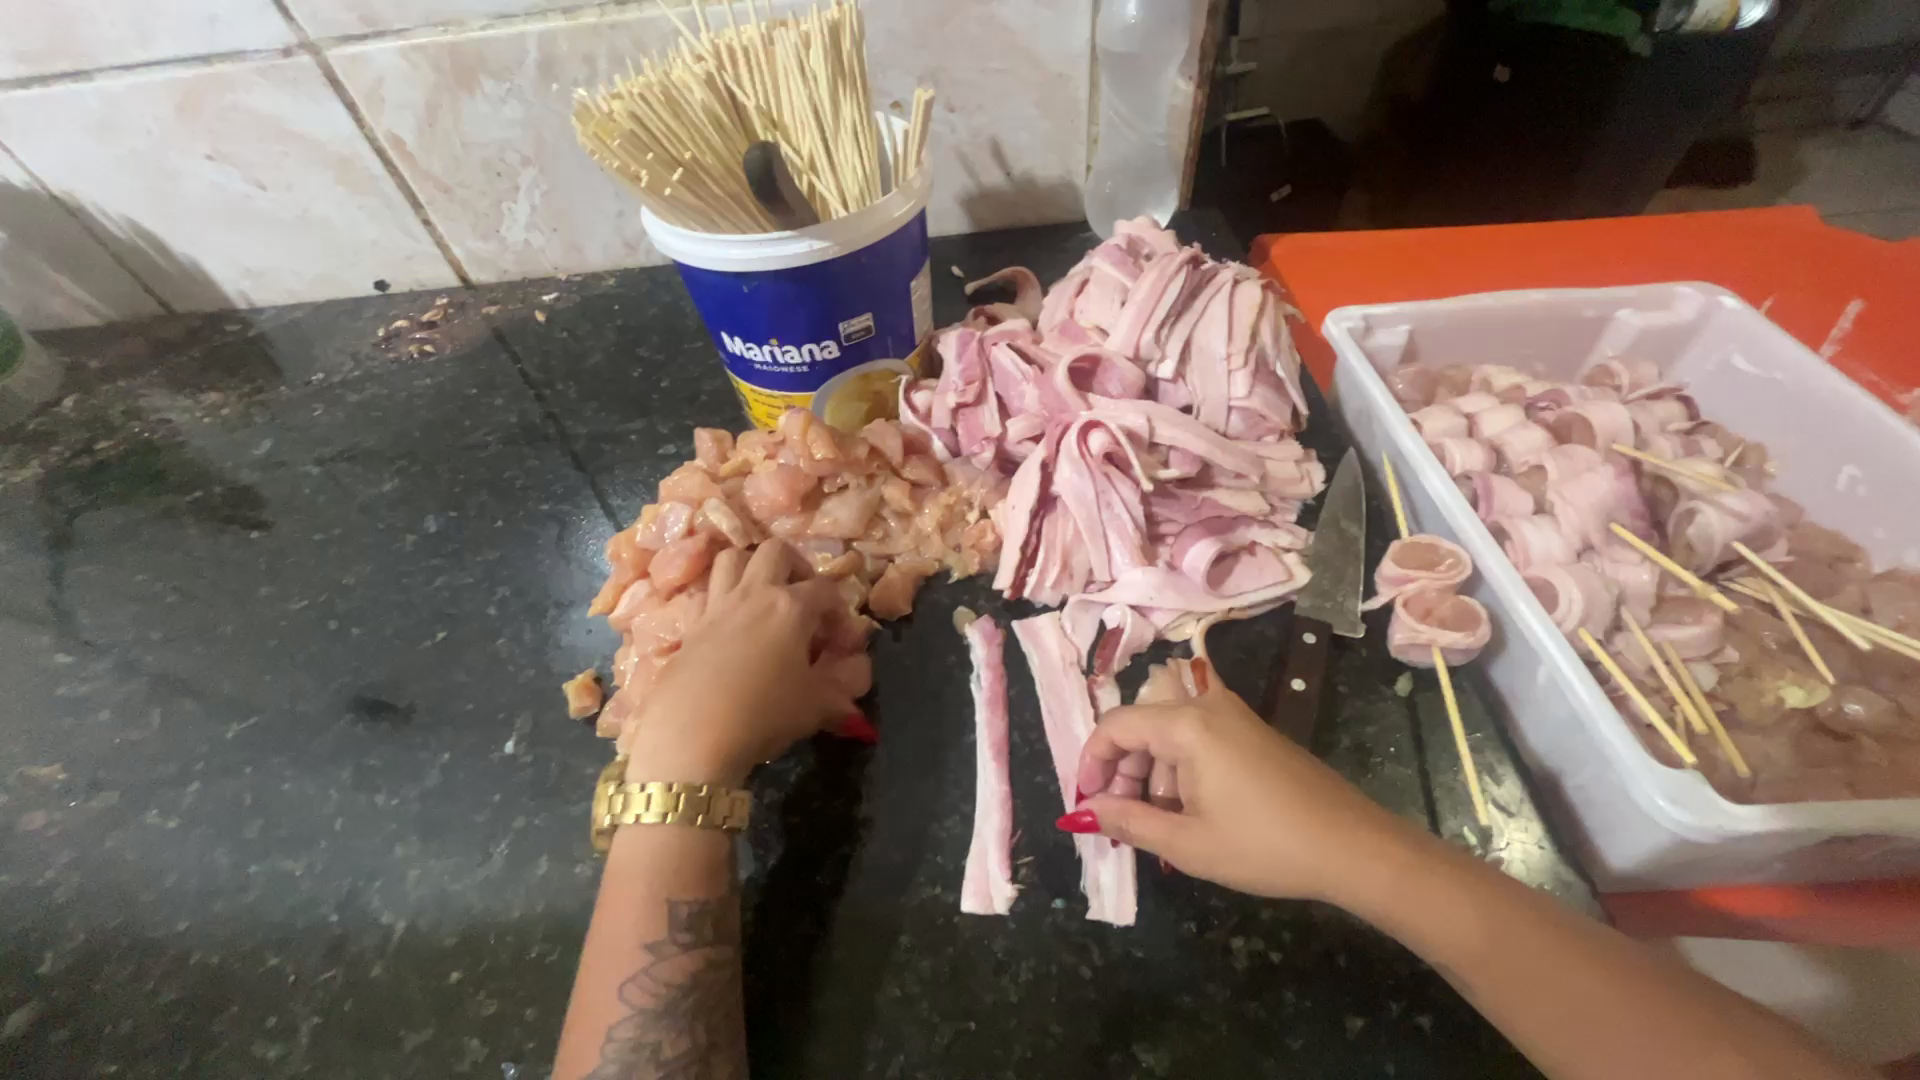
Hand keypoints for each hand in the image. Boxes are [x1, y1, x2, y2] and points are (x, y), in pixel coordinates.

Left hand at [620, 540, 856, 786]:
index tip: (842, 642)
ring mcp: (717, 607)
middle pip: (775, 551)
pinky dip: (721, 599)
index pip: (826, 590)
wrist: (691, 736)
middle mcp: (754, 595)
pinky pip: (707, 595)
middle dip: (796, 565)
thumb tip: (856, 686)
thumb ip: (840, 690)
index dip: (840, 612)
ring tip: (764, 596)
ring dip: (752, 568)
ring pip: (732, 559)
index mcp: (791, 607)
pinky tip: (731, 626)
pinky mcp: (689, 627)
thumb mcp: (816, 707)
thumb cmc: (763, 715)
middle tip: (804, 596)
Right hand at [1069, 664, 1422, 903]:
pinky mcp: (1250, 731)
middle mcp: (1206, 706)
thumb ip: (1127, 822)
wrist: (1354, 847)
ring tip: (1160, 823)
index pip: (1115, 725)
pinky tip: (1189, 809)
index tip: (1087, 803)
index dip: (1091, 762)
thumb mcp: (1188, 843)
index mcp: (1187, 725)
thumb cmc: (1265, 846)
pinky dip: (1178, 768)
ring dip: (1150, 773)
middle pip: (1140, 725)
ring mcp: (1232, 716)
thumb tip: (1081, 814)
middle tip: (1122, 819)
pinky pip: (1195, 738)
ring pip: (1167, 732)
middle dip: (1122, 771)